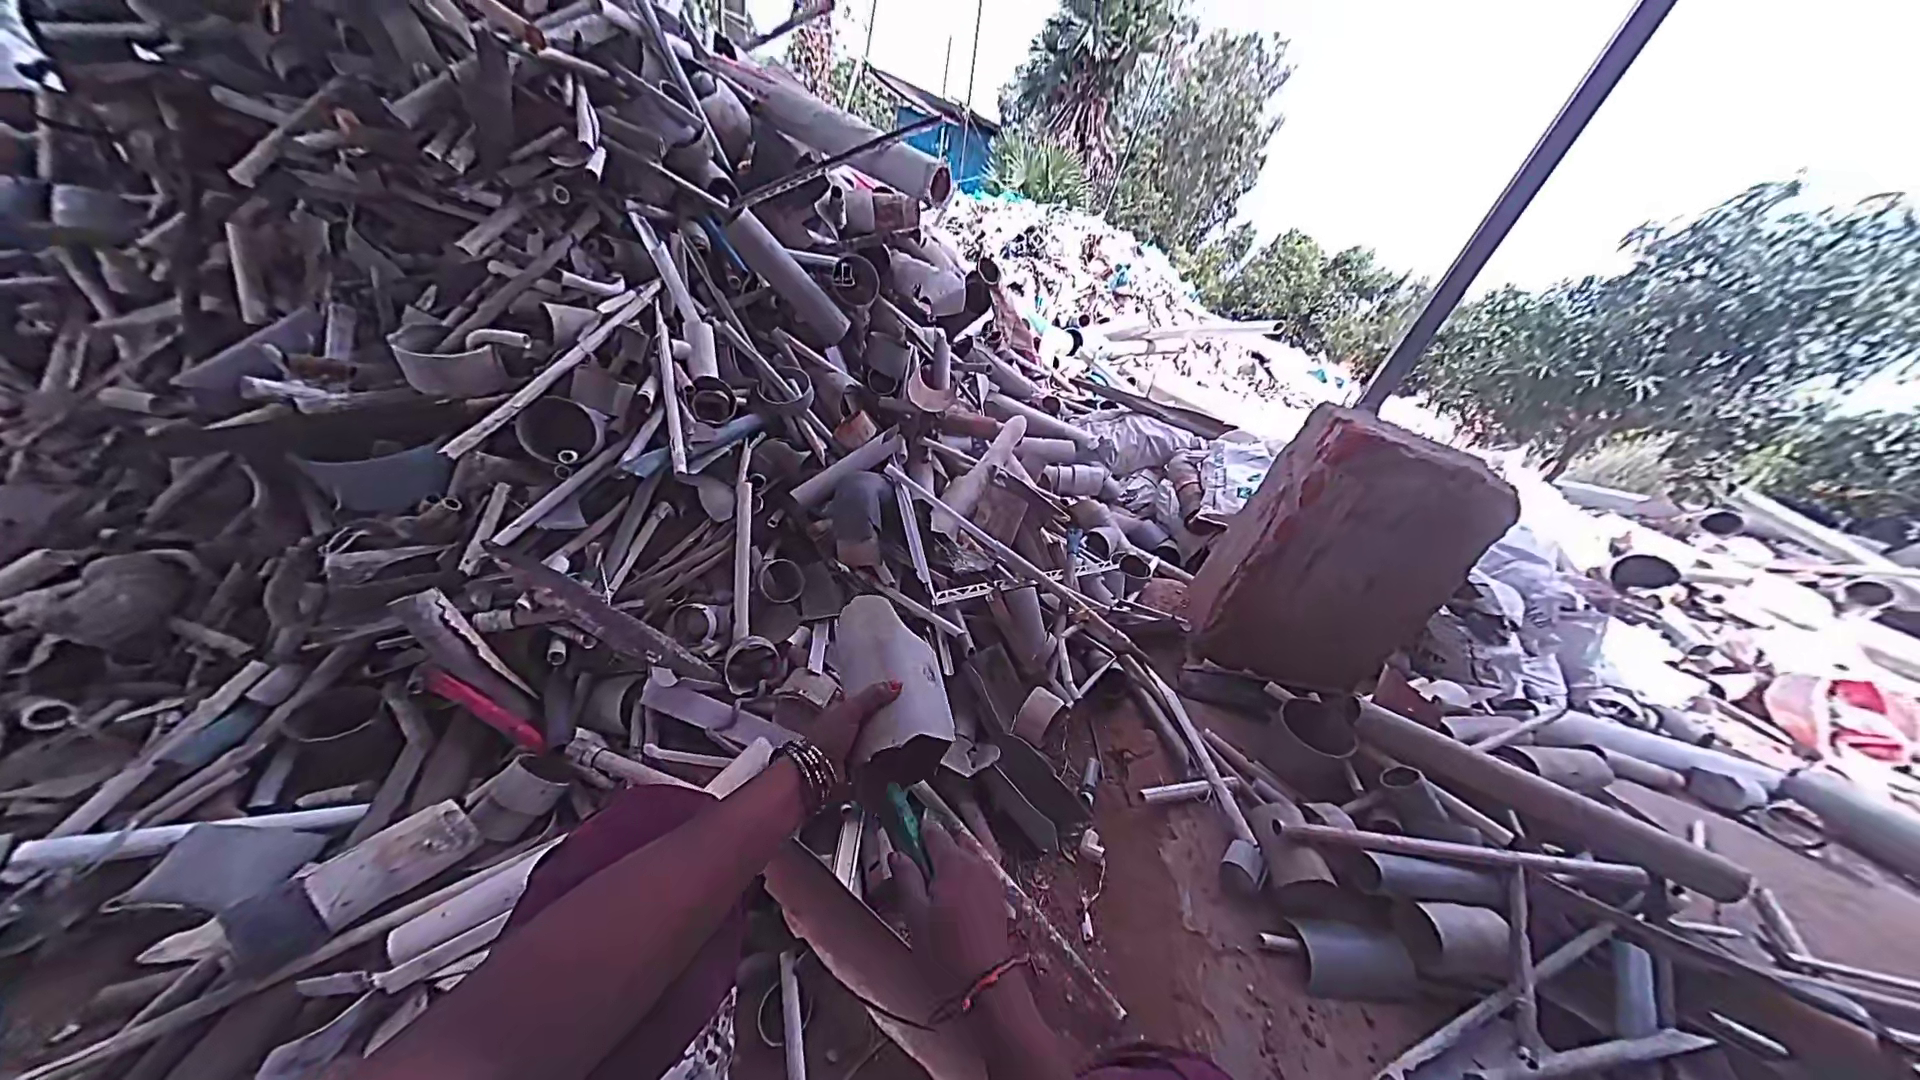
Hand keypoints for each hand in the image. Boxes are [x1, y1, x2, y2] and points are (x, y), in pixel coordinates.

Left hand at [805, 680, 899, 774]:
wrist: (820, 770)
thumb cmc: (828, 736)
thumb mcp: (851, 710)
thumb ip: (872, 696)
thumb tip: (896, 684)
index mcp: (839, 708)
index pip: (860, 696)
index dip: (876, 691)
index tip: (895, 688)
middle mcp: (845, 724)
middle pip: (870, 714)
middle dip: (884, 712)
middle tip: (905, 706)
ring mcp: (851, 742)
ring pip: (874, 732)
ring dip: (886, 731)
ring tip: (907, 724)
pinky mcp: (858, 759)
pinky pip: (877, 750)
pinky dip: (885, 747)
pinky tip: (898, 743)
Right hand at [890, 818, 1010, 997]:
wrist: (986, 984)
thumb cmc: (949, 956)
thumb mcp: (916, 916)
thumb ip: (906, 879)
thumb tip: (898, 857)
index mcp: (953, 863)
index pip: (932, 831)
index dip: (915, 831)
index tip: (903, 835)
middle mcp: (975, 863)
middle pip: (951, 838)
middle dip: (933, 844)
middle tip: (915, 861)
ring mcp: (990, 876)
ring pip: (968, 850)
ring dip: (952, 854)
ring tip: (935, 876)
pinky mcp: (998, 892)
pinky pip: (981, 866)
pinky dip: (969, 866)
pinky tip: (958, 885)